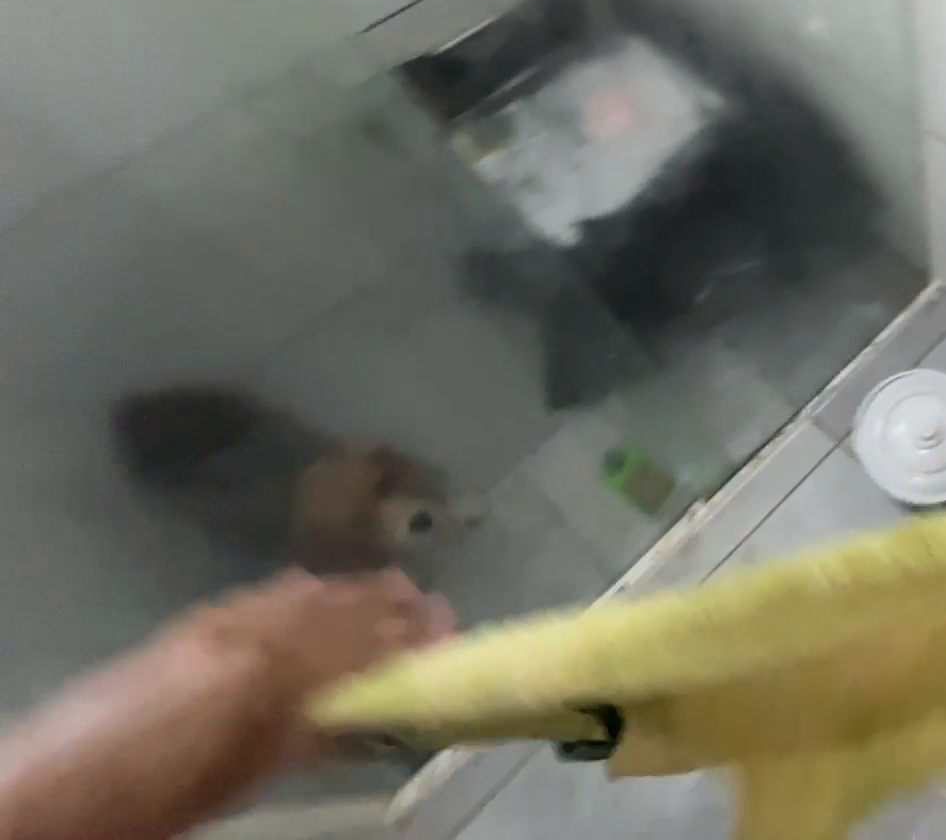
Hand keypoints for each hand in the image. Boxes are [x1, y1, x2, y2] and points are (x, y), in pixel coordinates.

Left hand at [0, 570, 453, 839]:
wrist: (63, 786)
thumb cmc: (177, 790)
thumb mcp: (264, 768)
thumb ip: (326, 723)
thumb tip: (378, 701)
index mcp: (299, 670)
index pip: (382, 638)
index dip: (423, 631)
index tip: (451, 629)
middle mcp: (277, 628)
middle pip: (360, 601)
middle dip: (404, 603)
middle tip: (435, 607)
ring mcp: (240, 615)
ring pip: (324, 587)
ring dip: (364, 590)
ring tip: (396, 591)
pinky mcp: (207, 614)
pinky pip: (278, 589)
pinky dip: (313, 589)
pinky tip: (323, 590)